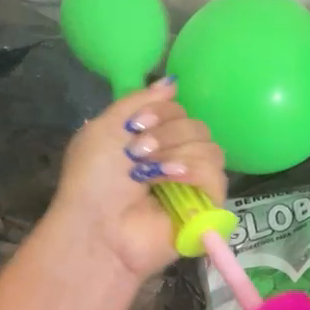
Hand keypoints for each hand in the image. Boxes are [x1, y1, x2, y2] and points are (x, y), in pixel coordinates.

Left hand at [50, 80, 228, 278]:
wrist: (98, 228)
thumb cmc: (93, 181)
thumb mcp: (104, 127)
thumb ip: (139, 100)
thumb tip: (171, 81)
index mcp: (154, 140)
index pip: (180, 111)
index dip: (161, 113)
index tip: (135, 126)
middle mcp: (177, 158)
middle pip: (198, 126)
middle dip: (167, 134)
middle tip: (138, 153)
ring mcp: (195, 183)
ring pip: (210, 148)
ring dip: (176, 153)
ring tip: (149, 173)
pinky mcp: (208, 206)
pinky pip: (217, 175)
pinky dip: (193, 171)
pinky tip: (170, 180)